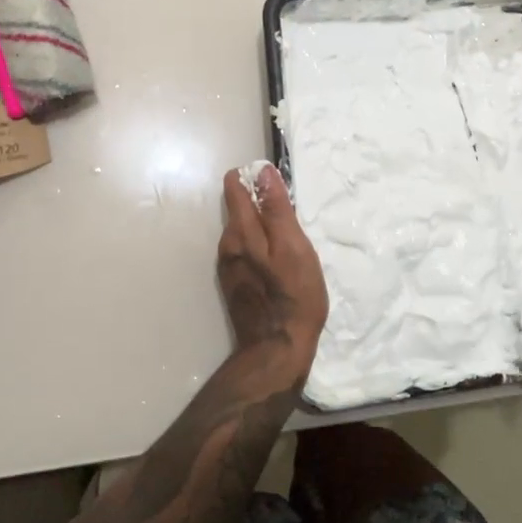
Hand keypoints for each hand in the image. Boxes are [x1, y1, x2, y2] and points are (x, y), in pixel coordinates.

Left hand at [219, 165, 327, 372]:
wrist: (277, 350)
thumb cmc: (294, 296)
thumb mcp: (293, 246)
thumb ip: (276, 208)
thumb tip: (262, 172)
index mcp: (240, 232)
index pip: (235, 189)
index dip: (252, 178)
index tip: (273, 180)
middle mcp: (227, 246)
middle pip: (238, 210)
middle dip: (259, 203)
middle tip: (290, 212)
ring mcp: (228, 267)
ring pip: (242, 232)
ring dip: (261, 228)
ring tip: (288, 237)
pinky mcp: (235, 285)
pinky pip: (245, 252)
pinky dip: (259, 248)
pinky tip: (278, 261)